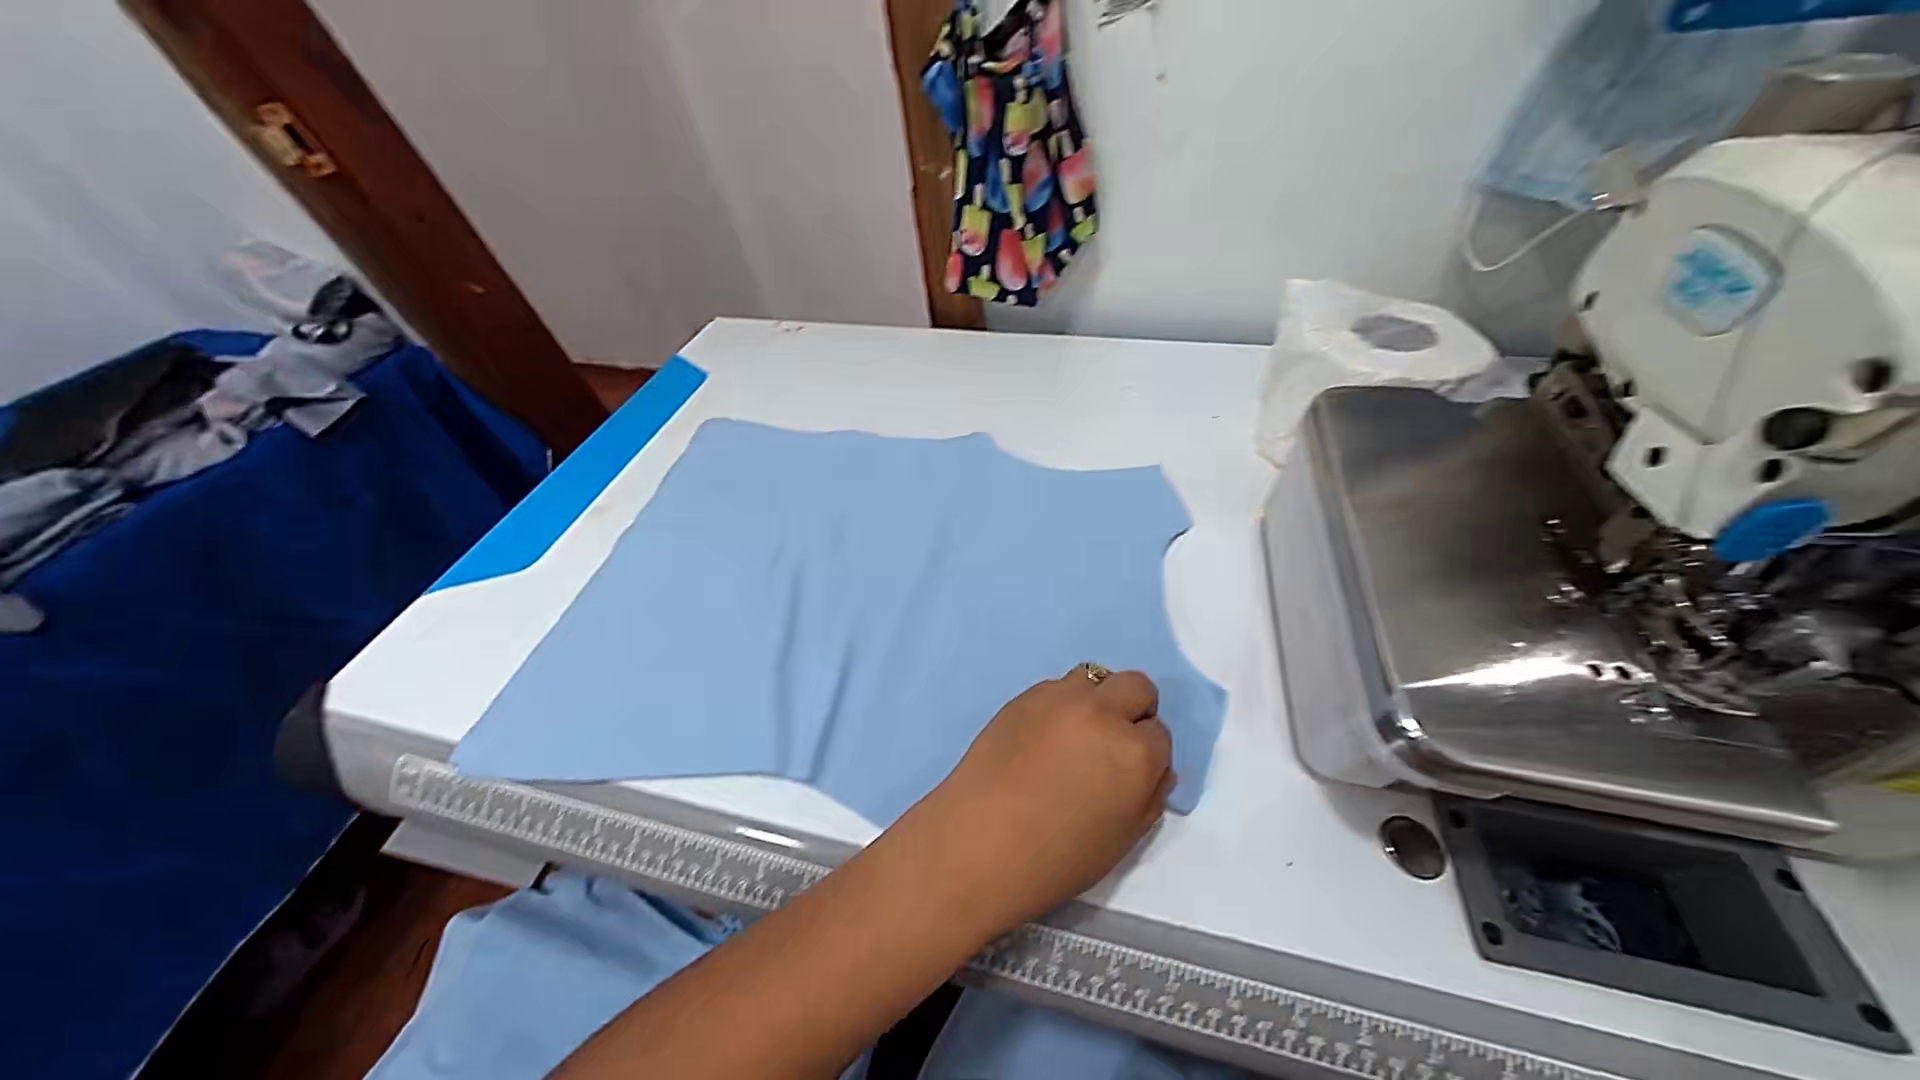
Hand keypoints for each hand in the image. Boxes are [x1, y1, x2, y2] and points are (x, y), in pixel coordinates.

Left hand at [892, 669, 1174, 935]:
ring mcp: (1060, 698)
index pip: (1161, 734)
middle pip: (1136, 686)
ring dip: (1095, 700)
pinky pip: (1057, 688)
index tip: (1131, 770)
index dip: (1149, 754)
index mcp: (1136, 753)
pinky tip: (1042, 737)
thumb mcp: (1122, 838)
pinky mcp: (1025, 695)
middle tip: (1111, 742)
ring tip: (1075, 735)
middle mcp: (1103, 713)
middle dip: (1133, 710)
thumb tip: (1156, 769)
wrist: (980, 840)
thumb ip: (1148, 796)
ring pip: (1095, 678)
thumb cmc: (1057, 857)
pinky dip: (1060, 706)